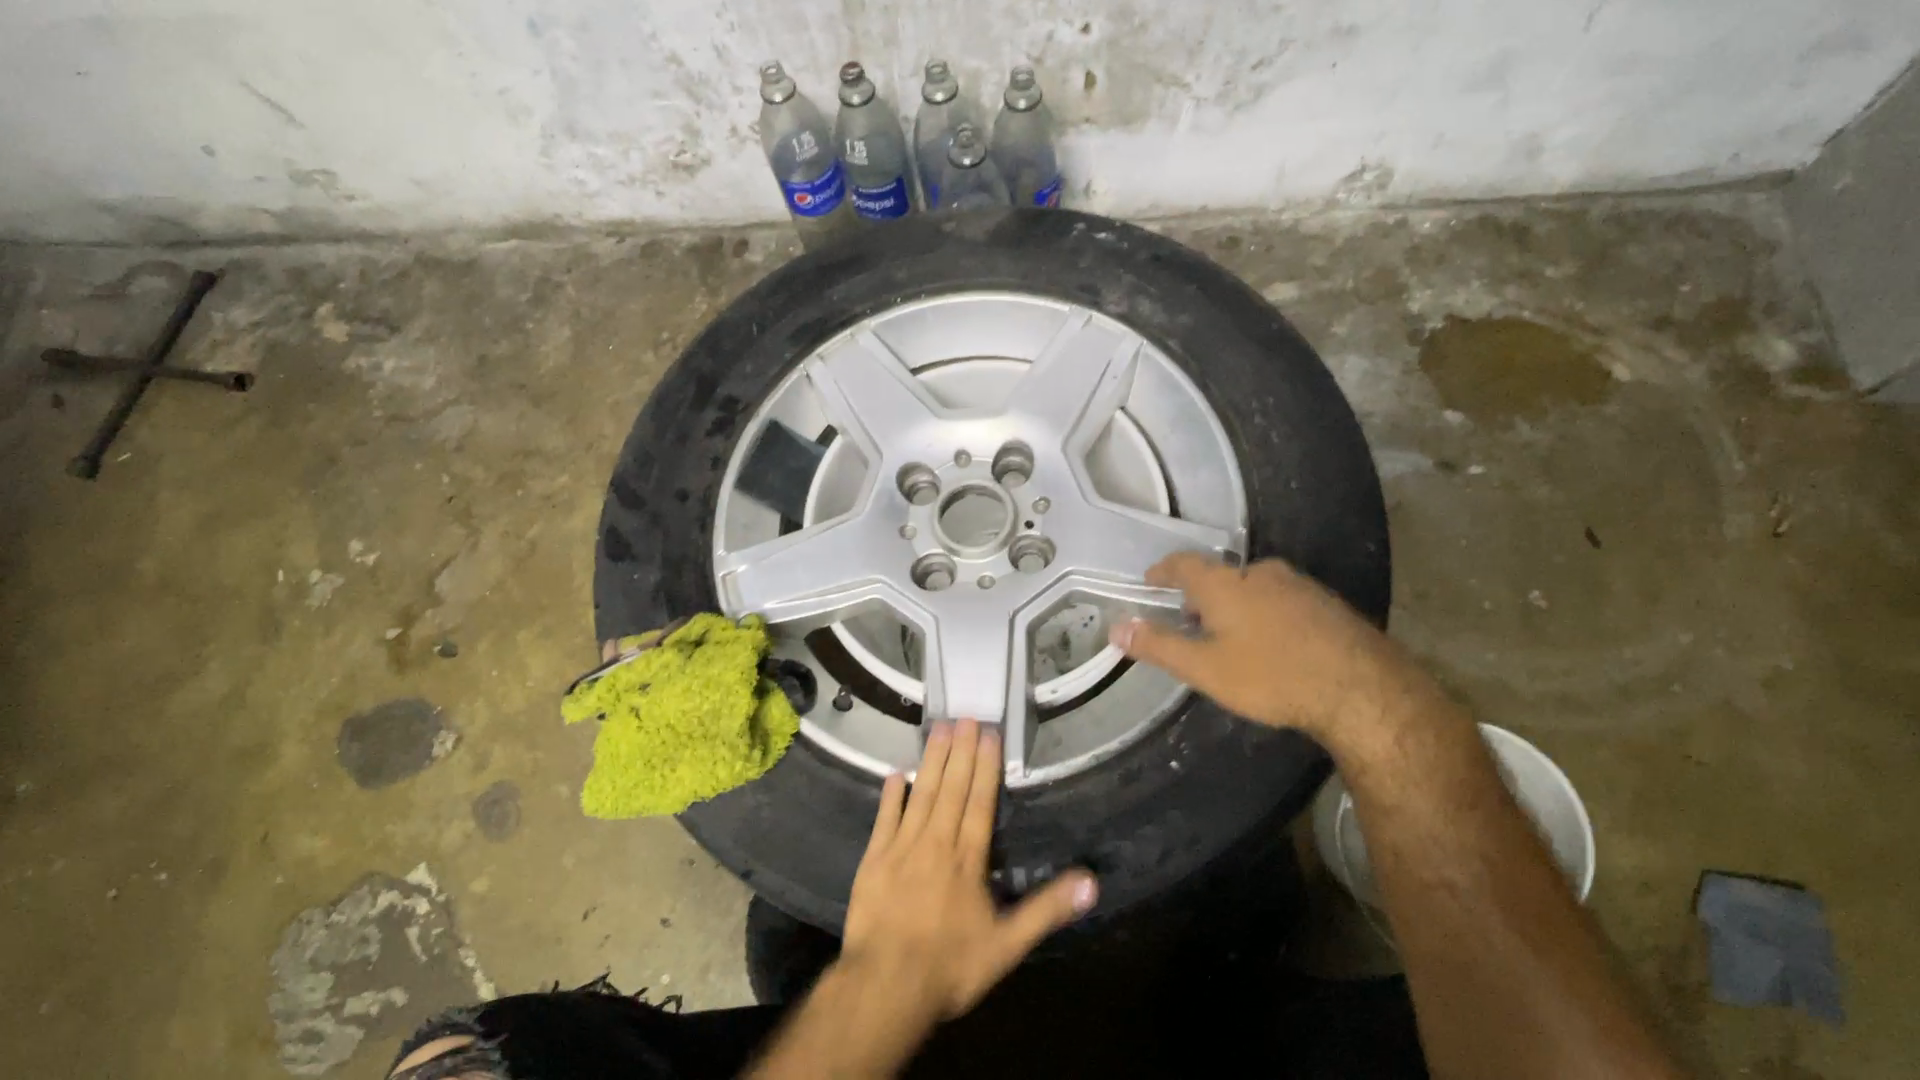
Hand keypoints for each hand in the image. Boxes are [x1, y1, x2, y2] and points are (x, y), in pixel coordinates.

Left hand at [840, 718, 1098, 1021]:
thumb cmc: (950, 966)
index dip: (986, 766)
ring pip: (920, 796)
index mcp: (968, 860)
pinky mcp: (873, 862)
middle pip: (951, 790)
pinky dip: (891, 796)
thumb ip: (1047, 909)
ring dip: (932, 762)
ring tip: (939, 729)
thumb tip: (1092, 881)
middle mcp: (935, 844)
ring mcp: (900, 849)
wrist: (885, 986)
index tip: (989, 734)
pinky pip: (884, 820)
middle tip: (965, 716)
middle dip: (960, 752)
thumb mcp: (1007, 944)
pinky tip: (895, 774)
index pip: (980, 802)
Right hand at [1109, 553, 1423, 737]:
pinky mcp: (1326, 604)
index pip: (1184, 563)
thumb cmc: (1272, 676)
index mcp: (1225, 583)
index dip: (1164, 571)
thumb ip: (1159, 647)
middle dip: (1202, 595)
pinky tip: (1272, 645)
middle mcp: (1261, 573)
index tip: (1151, 581)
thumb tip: (1117, 627)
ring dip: (1236, 605)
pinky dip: (1266, 615)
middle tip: (1189, 622)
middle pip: (1221, 576)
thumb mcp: (1205, 669)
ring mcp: (1299, 585)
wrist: (1362, 689)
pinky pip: (1282, 601)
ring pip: (1254, 588)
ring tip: (1229, 637)